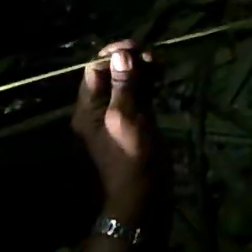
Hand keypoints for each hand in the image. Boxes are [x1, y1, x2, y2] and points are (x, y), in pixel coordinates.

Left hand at [72, 39, 156, 222]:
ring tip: (160, 63)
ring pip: (127, 84)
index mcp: (88, 109)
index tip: (137, 49)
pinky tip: (162, 76)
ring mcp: (120, 118)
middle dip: (130, 61)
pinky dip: (149, 85)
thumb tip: (121, 54)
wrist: (143, 202)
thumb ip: (123, 87)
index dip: (114, 55)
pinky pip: (140, 97)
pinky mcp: (137, 125)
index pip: (96, 70)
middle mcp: (100, 110)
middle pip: (111, 74)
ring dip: (141, 70)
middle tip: (153, 57)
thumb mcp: (125, 120)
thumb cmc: (132, 161)